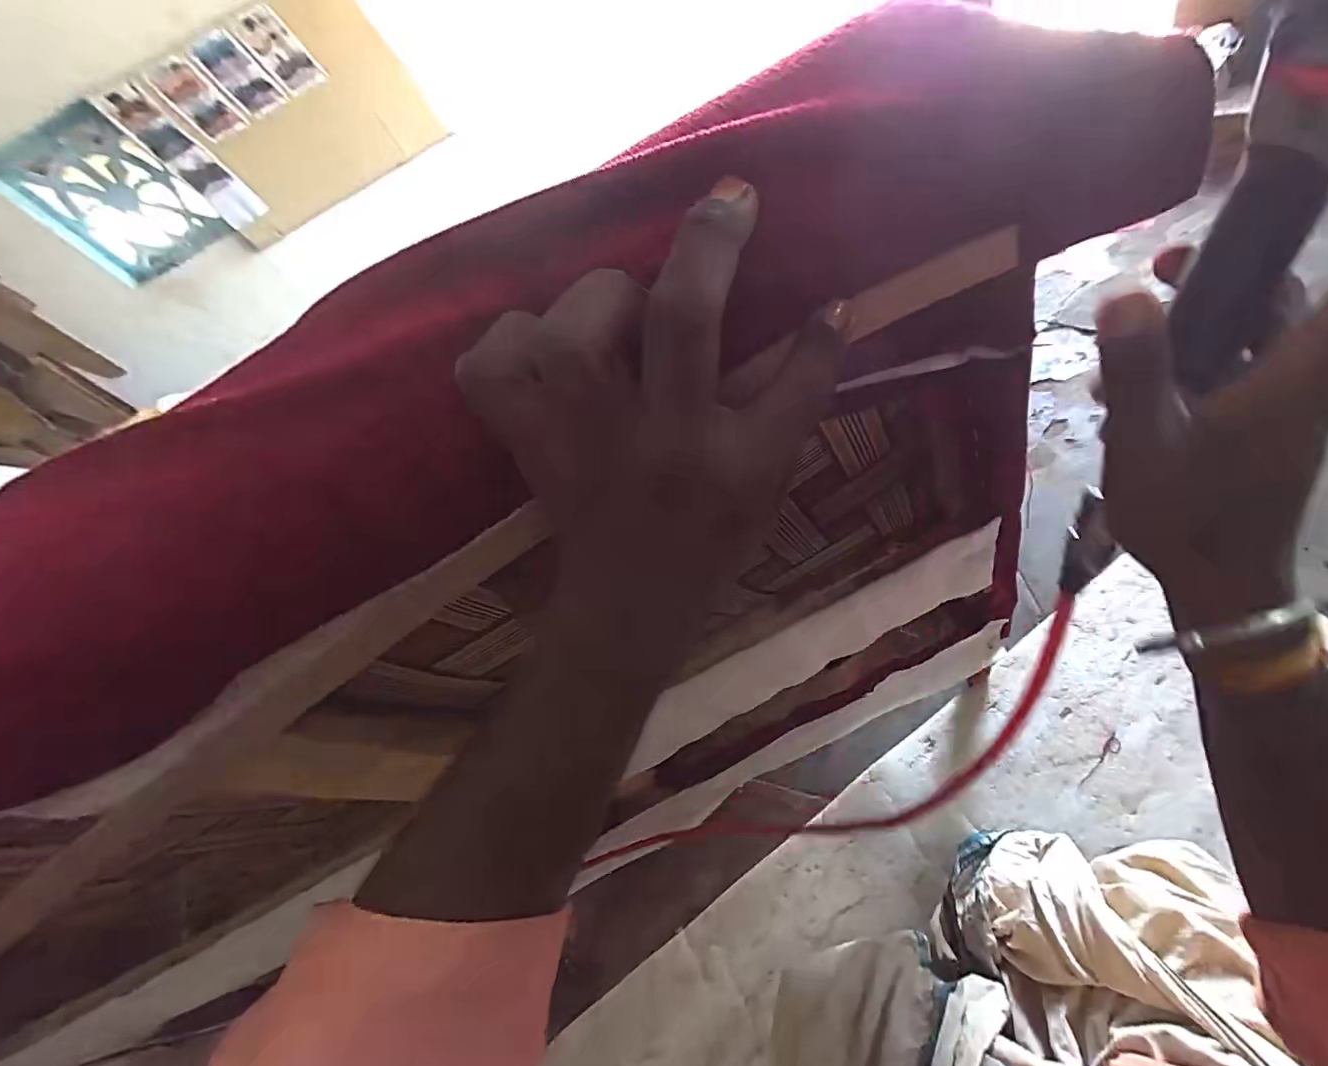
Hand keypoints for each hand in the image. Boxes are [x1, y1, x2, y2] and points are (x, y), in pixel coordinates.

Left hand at [456, 177, 845, 680]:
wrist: (628, 605)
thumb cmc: (714, 544)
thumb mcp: (770, 487)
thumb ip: (790, 409)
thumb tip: (826, 319)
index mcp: (739, 469)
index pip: (797, 388)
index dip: (821, 337)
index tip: (832, 297)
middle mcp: (667, 447)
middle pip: (684, 321)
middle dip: (711, 244)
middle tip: (731, 199)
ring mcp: (590, 446)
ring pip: (575, 330)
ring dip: (600, 296)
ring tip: (621, 303)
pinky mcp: (530, 448)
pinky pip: (495, 364)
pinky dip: (514, 338)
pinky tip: (546, 347)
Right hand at [1096, 98, 1327, 627]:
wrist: (1218, 586)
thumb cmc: (1189, 526)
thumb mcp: (1144, 451)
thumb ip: (1135, 374)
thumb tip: (1122, 295)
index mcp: (1307, 373)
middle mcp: (1315, 370)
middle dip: (1300, 218)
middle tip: (1238, 190)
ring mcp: (1292, 388)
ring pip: (1286, 308)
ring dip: (1232, 277)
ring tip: (1157, 274)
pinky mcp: (1266, 405)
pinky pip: (1253, 341)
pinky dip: (1213, 322)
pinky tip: (1152, 338)